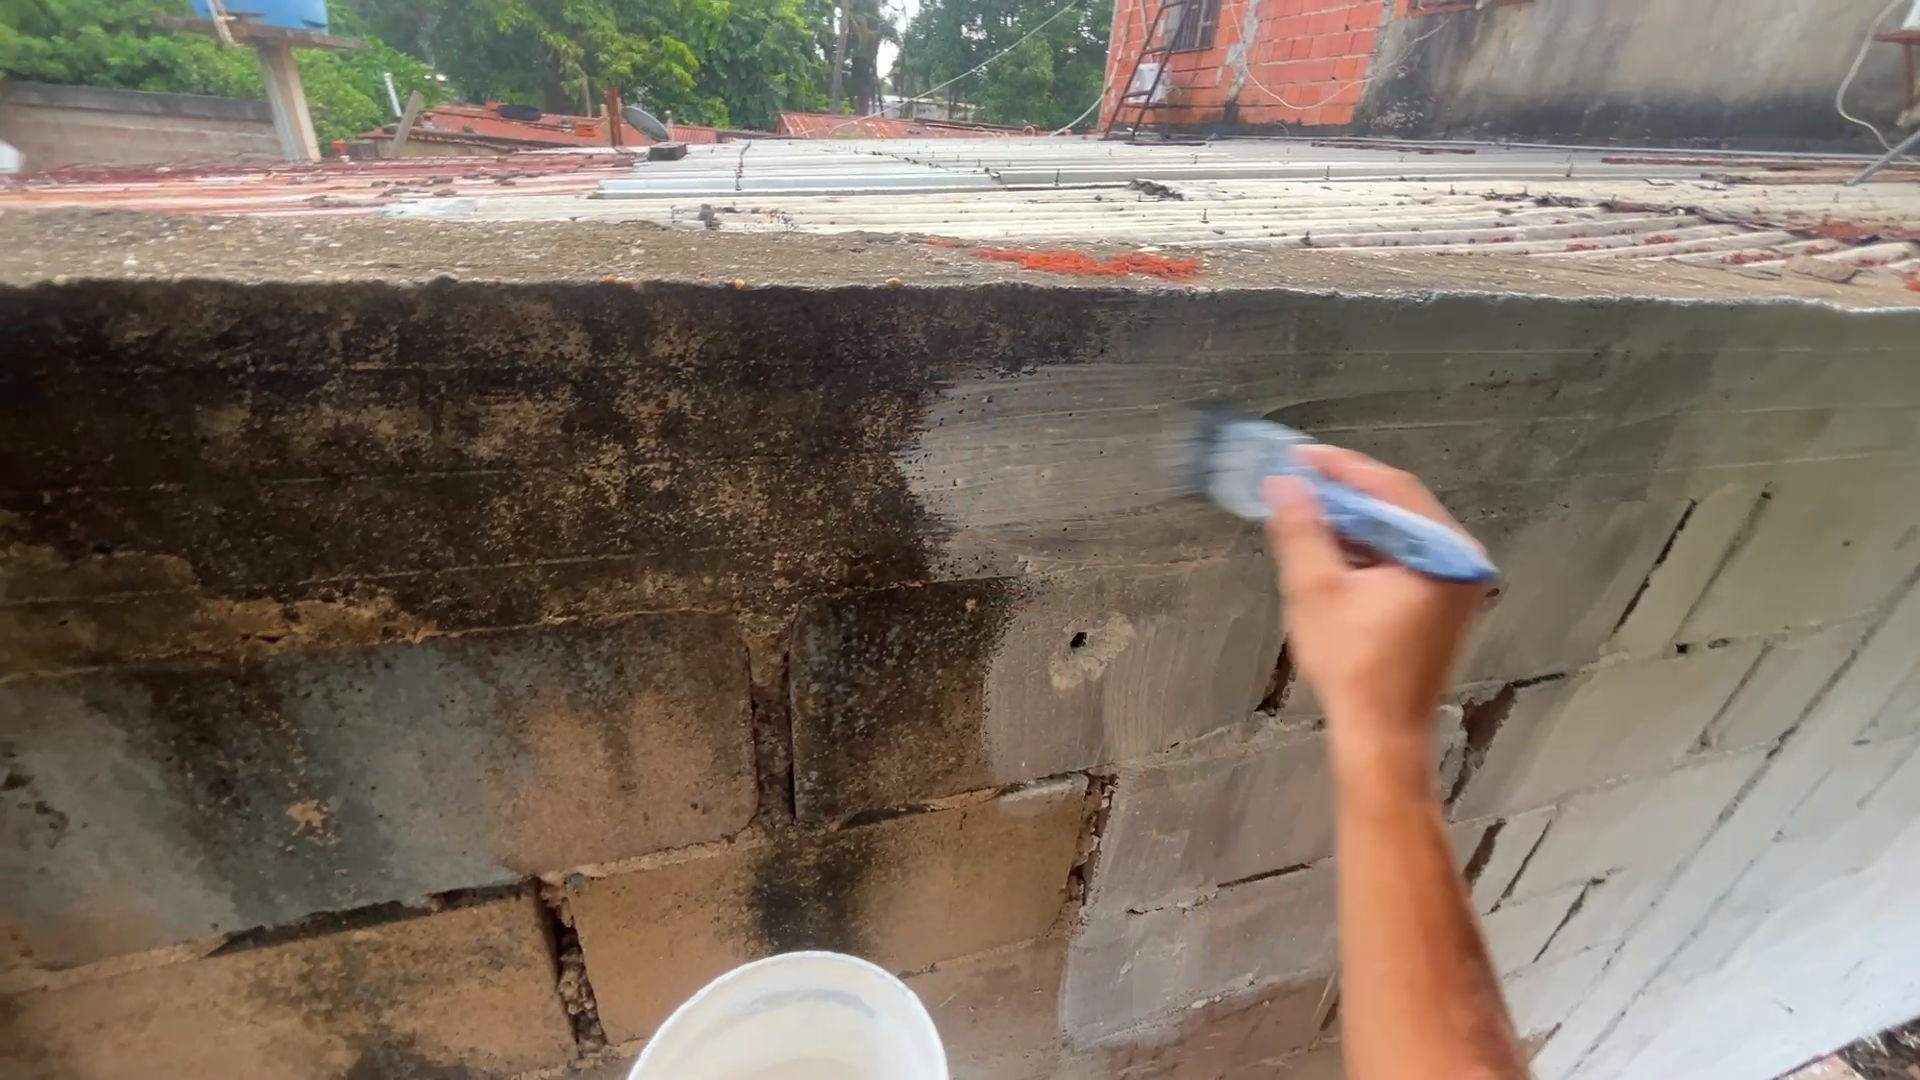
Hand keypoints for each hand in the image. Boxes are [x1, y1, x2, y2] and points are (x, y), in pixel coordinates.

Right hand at [1262, 445, 1487, 760]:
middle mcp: (1459, 561)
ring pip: (1395, 528)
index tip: (1298, 456)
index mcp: (1443, 554)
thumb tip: (1283, 484)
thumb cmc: (1352, 665)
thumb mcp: (1315, 589)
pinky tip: (1328, 545)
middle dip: (1343, 491)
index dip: (1340, 468)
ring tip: (1304, 509)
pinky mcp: (1438, 598)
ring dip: (1350, 518)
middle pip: (1396, 505)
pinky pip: (1399, 552)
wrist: (1380, 728)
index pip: (1390, 488)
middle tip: (1296, 480)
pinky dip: (1363, 544)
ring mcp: (1452, 580)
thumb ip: (1301, 530)